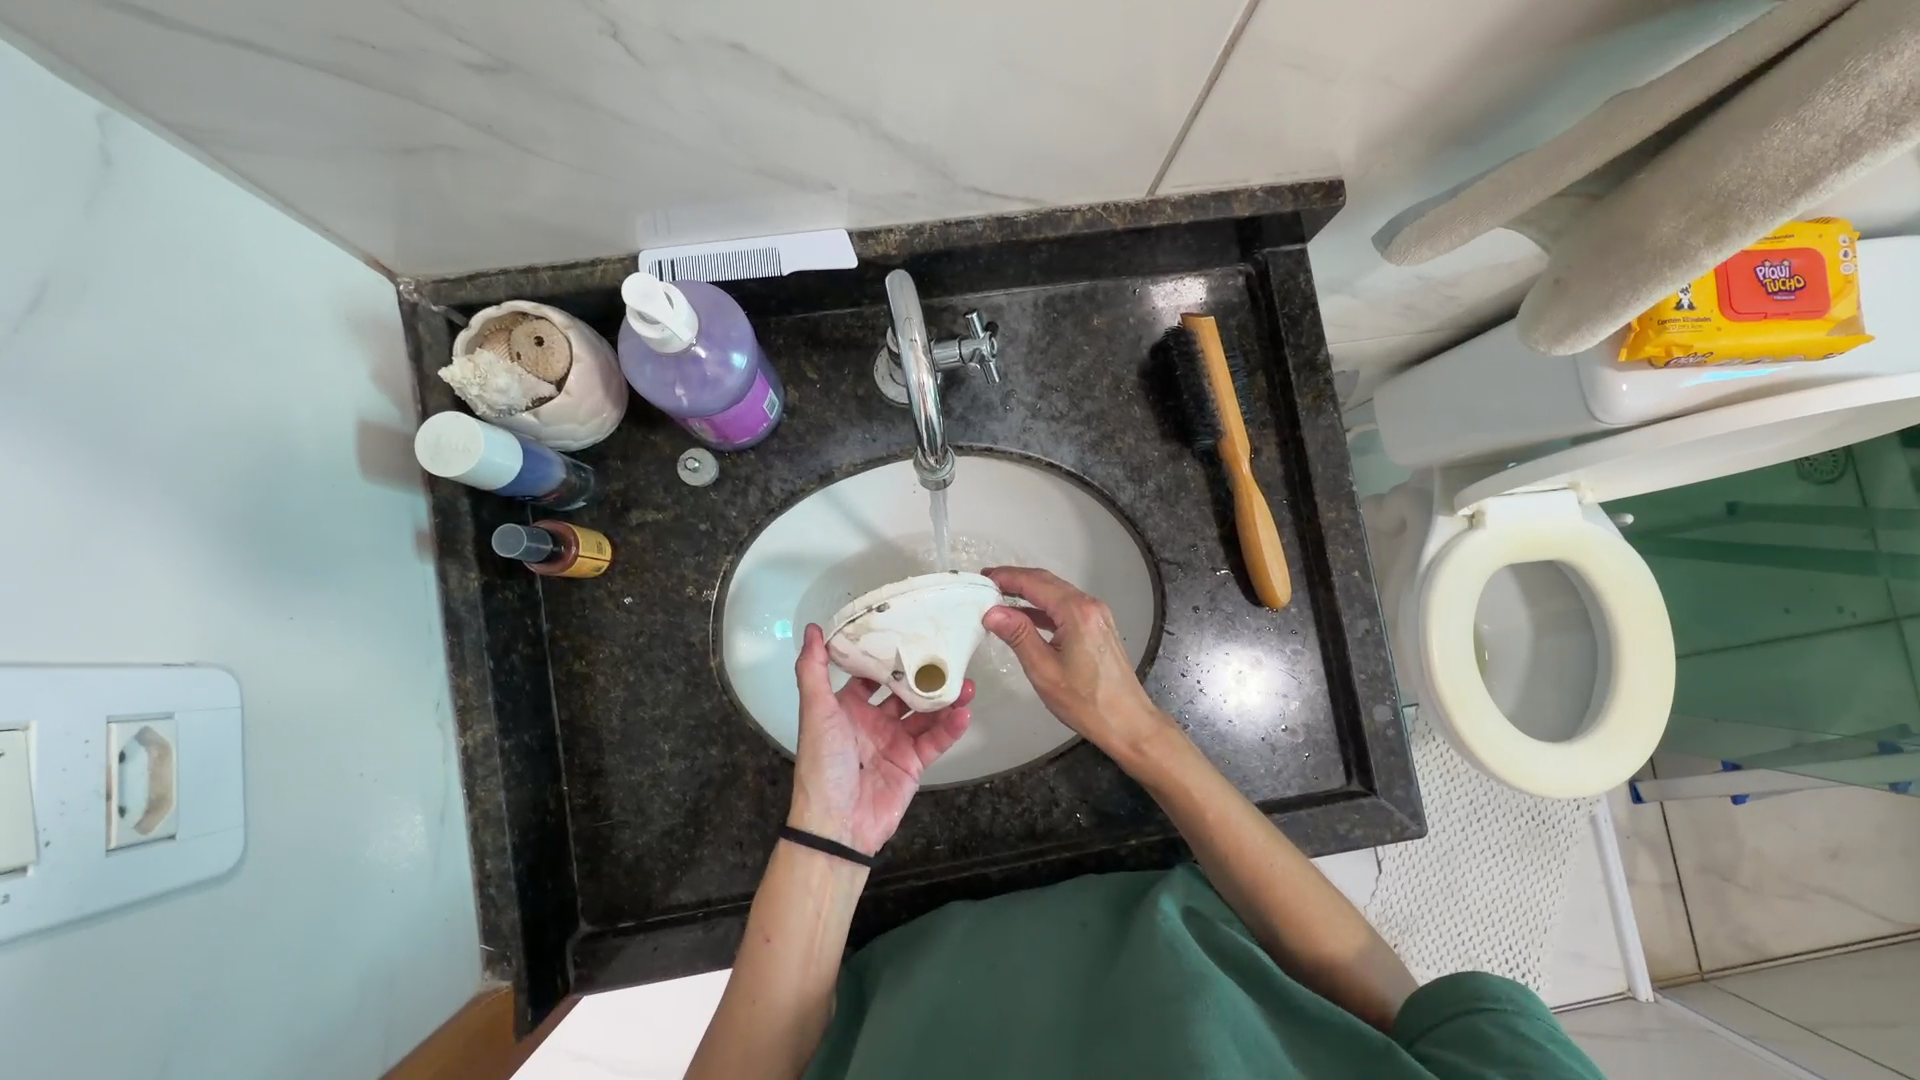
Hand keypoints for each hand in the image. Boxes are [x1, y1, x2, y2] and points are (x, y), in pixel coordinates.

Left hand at [788, 623, 972, 855]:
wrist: (837, 823)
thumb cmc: (823, 763)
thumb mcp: (816, 711)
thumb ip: (814, 670)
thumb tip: (812, 629)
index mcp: (847, 708)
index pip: (870, 676)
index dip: (887, 656)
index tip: (909, 632)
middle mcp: (872, 722)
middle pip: (904, 692)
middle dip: (925, 677)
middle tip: (949, 656)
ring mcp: (895, 743)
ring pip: (925, 714)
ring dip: (945, 700)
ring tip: (968, 684)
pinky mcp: (914, 765)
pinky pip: (935, 741)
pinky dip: (950, 727)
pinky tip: (964, 713)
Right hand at [981, 566, 1175, 759]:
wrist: (1127, 722)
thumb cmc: (1084, 701)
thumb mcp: (1044, 670)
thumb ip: (1018, 636)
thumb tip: (992, 612)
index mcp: (1077, 612)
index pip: (1035, 583)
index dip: (1007, 577)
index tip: (982, 577)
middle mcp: (1090, 606)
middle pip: (1047, 582)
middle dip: (1016, 580)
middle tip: (987, 583)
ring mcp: (1097, 615)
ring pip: (1057, 594)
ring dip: (1029, 593)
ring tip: (1000, 597)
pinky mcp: (1098, 627)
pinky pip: (1066, 608)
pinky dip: (1043, 608)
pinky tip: (1025, 617)